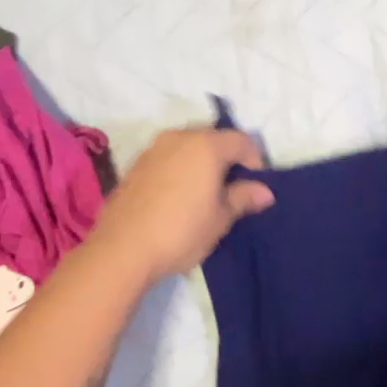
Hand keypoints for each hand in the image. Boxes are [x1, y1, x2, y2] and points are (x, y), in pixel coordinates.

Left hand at [90, 129, 274, 281]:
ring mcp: (153, 149)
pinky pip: (169, 157)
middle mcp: (179, 138)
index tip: (256, 186)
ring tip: (206, 191)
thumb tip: (265, 191)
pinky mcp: (136, 164)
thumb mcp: (220, 219)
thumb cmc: (181, 231)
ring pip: (188, 145)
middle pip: (213, 137)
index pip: (240, 140)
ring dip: (202, 161)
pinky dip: (181, 168)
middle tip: (233, 187)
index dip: (254, 160)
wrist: (122, 249)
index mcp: (206, 146)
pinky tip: (180, 195)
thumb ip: (243, 198)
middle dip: (227, 157)